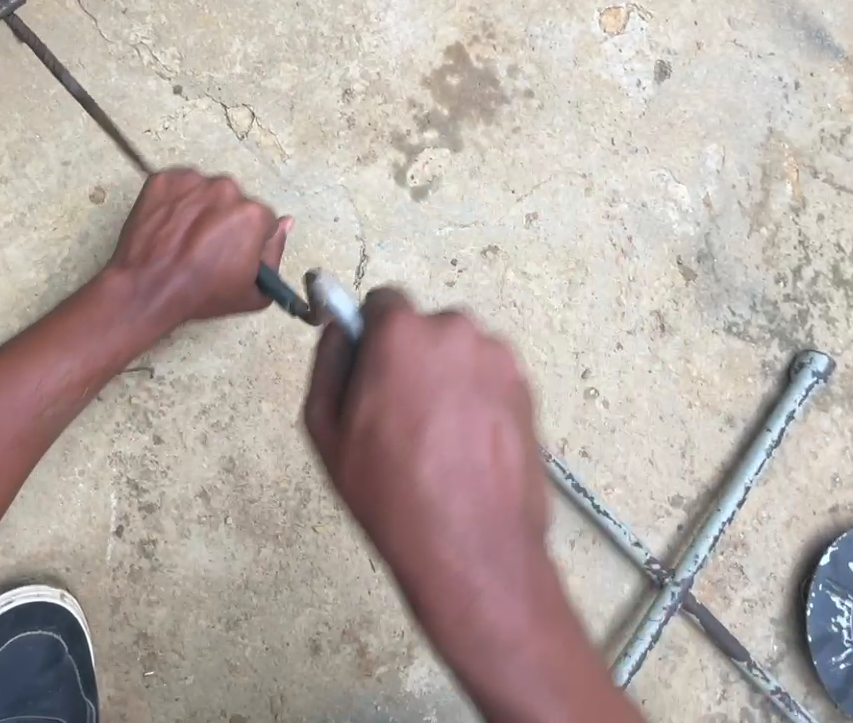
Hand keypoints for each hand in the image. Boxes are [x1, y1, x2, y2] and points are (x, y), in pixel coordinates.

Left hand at [105, 169, 290, 328]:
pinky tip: (168, 226)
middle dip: (223, 219)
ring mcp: (192, 181)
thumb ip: (275, 254)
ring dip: (199, 208)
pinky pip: (178, 186)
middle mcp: (226, 188)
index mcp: (253, 214)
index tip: (229, 254)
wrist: (147, 288)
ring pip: (205, 191)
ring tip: (183, 238)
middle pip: (233, 201)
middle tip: (203, 247)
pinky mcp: (164, 179)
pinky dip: (175, 201)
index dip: (246, 240)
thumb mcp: (253, 292)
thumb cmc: (200, 294)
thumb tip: (286, 223)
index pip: (260, 220)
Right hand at [302, 289, 562, 691]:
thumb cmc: (390, 490)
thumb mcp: (325, 427)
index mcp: (403, 332)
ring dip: (442, 377)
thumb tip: (339, 328)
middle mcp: (456, 331)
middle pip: (421, 328)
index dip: (369, 335)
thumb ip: (327, 361)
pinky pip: (486, 377)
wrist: (473, 550)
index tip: (367, 370)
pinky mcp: (528, 389)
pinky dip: (473, 398)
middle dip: (406, 357)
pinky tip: (463, 446)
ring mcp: (499, 359)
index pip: (380, 302)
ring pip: (455, 353)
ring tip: (434, 437)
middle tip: (396, 414)